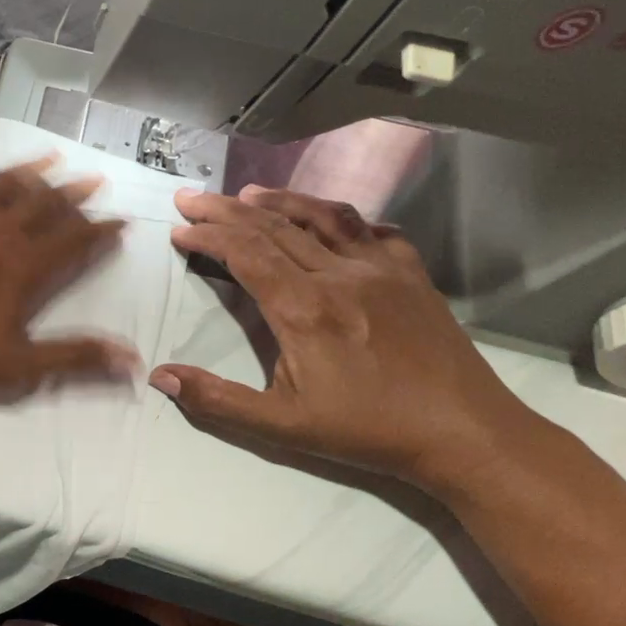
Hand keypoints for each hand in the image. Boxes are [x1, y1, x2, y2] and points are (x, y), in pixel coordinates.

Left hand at [0, 157, 134, 384]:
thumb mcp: (14, 363)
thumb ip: (72, 356)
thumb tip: (130, 358)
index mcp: (22, 264)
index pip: (74, 240)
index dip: (101, 231)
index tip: (121, 221)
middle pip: (42, 202)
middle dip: (73, 192)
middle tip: (94, 180)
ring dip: (26, 170)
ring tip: (48, 160)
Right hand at [149, 185, 547, 489]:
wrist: (466, 432)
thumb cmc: (366, 430)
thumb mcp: (280, 426)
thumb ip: (216, 399)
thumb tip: (159, 376)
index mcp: (304, 310)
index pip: (246, 254)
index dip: (209, 236)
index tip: (180, 229)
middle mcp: (341, 278)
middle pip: (276, 227)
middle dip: (227, 210)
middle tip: (192, 198)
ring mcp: (383, 271)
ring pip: (324, 217)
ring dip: (281, 200)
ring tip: (248, 193)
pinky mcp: (413, 276)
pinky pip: (372, 231)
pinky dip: (339, 217)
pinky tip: (325, 219)